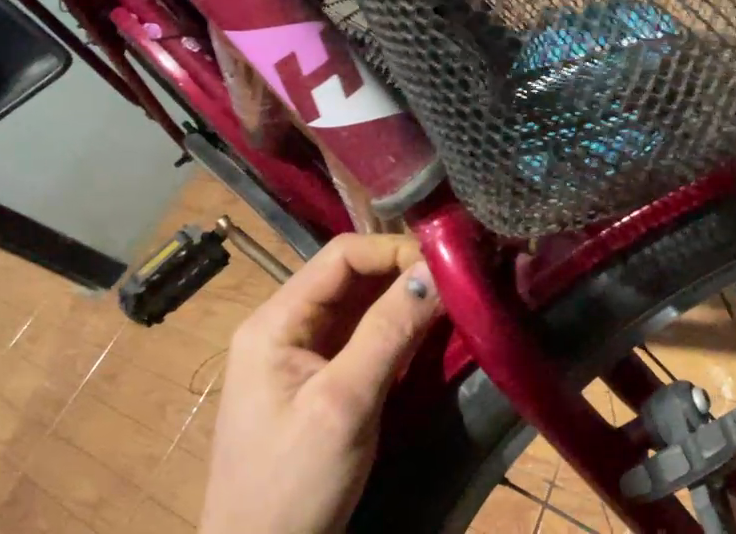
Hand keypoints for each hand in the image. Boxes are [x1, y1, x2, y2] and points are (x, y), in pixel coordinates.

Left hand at [202, 234, 439, 533]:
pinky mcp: (321, 381)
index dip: (395, 251)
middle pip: (353, 276)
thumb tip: (436, 268)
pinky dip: (399, 329)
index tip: (446, 267)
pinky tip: (432, 333)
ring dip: (406, 300)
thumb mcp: (344, 404)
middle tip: (460, 282)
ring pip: (362, 304)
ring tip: (455, 301)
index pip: (342, 255)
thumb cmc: (293, 485)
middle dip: (405, 273)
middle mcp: (286, 327)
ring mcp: (302, 355)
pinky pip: (364, 336)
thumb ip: (389, 330)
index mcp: (274, 322)